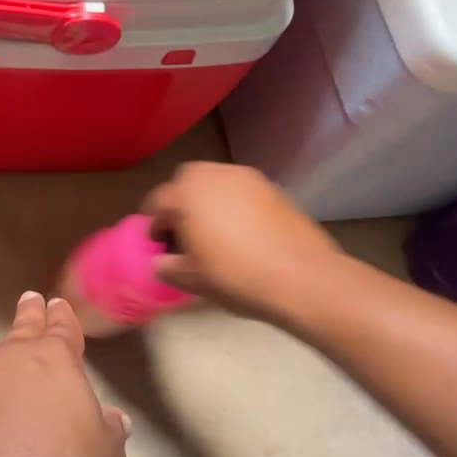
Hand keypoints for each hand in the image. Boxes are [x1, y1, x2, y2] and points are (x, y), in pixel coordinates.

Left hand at [0, 292, 131, 456]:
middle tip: (30, 300)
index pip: (61, 329)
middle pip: (22, 329)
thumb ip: (109, 432)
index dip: (62, 317)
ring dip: (2, 366)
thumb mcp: (106, 455)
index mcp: (55, 361)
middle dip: (29, 315)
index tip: (57, 304)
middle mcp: (12, 360)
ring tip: (9, 377)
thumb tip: (115, 420)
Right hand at [142, 162, 342, 323]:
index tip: (160, 246)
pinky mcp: (274, 188)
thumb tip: (160, 262)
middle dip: (181, 202)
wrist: (302, 278)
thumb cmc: (236, 276)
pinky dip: (236, 204)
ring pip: (216, 182)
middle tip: (186, 232)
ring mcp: (246, 178)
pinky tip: (244, 231)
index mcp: (184, 195)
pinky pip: (243, 191)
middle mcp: (212, 176)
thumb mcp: (191, 280)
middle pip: (186, 181)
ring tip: (216, 230)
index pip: (157, 203)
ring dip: (209, 200)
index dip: (154, 226)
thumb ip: (166, 266)